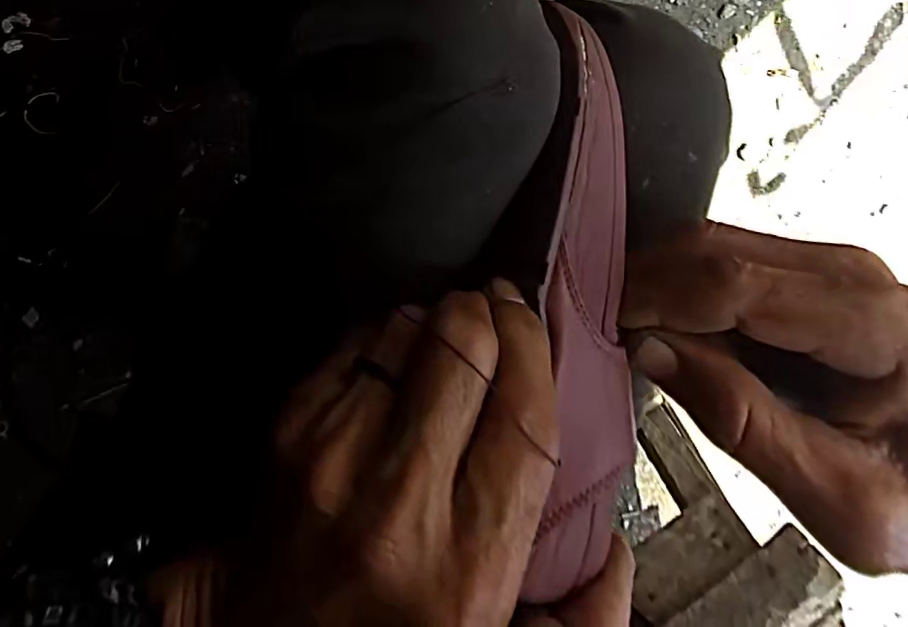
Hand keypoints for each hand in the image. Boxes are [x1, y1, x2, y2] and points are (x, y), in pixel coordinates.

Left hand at [158, 279, 630, 626]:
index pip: (522, 415)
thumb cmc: (386, 625)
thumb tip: (616, 554)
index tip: (525, 318)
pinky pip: (355, 341)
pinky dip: (382, 336)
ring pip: (402, 329)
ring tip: (439, 339)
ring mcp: (334, 454)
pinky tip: (390, 362)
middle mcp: (398, 502)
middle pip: (461, 349)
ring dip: (430, 320)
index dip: (531, 345)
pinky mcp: (291, 425)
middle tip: (488, 311)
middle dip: (481, 312)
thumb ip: (576, 620)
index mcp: (467, 563)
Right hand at [620, 223, 907, 626]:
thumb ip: (745, 423)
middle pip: (716, 250)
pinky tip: (666, 327)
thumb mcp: (841, 505)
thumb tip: (651, 350)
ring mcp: (833, 266)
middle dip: (646, 283)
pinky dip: (678, 286)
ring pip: (710, 245)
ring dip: (657, 282)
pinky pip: (721, 260)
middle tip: (604, 327)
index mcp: (885, 328)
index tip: (607, 325)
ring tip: (630, 333)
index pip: (739, 286)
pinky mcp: (807, 273)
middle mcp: (858, 275)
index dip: (659, 297)